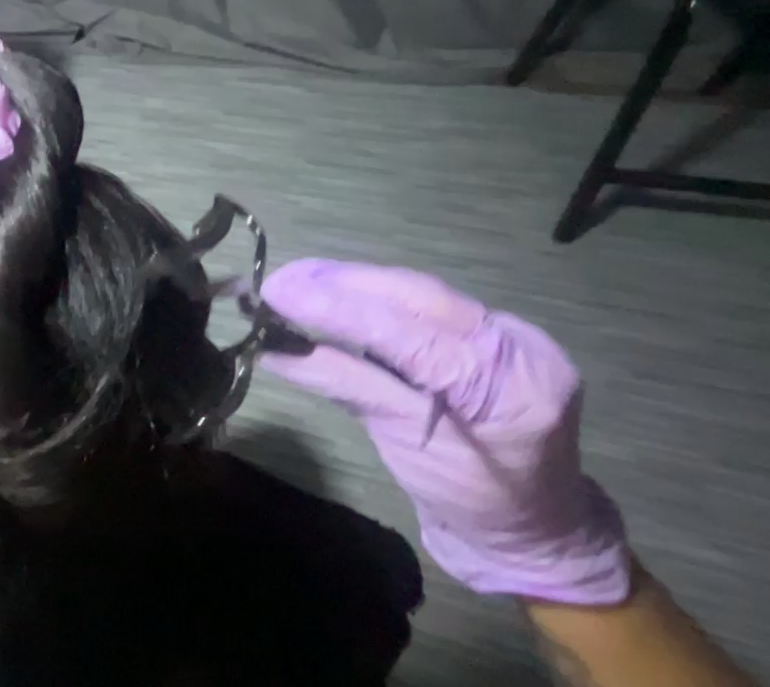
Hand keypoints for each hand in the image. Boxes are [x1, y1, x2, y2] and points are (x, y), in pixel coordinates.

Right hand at [259, 259, 631, 605]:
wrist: (530, 522)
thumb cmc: (468, 497)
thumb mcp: (404, 446)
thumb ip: (347, 387)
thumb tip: (272, 350)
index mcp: (511, 385)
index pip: (414, 336)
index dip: (341, 310)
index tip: (278, 293)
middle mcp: (518, 345)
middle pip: (417, 296)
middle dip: (341, 283)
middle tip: (277, 281)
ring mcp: (507, 333)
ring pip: (416, 291)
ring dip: (349, 282)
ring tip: (292, 280)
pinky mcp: (485, 329)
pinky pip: (419, 301)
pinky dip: (368, 293)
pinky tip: (328, 290)